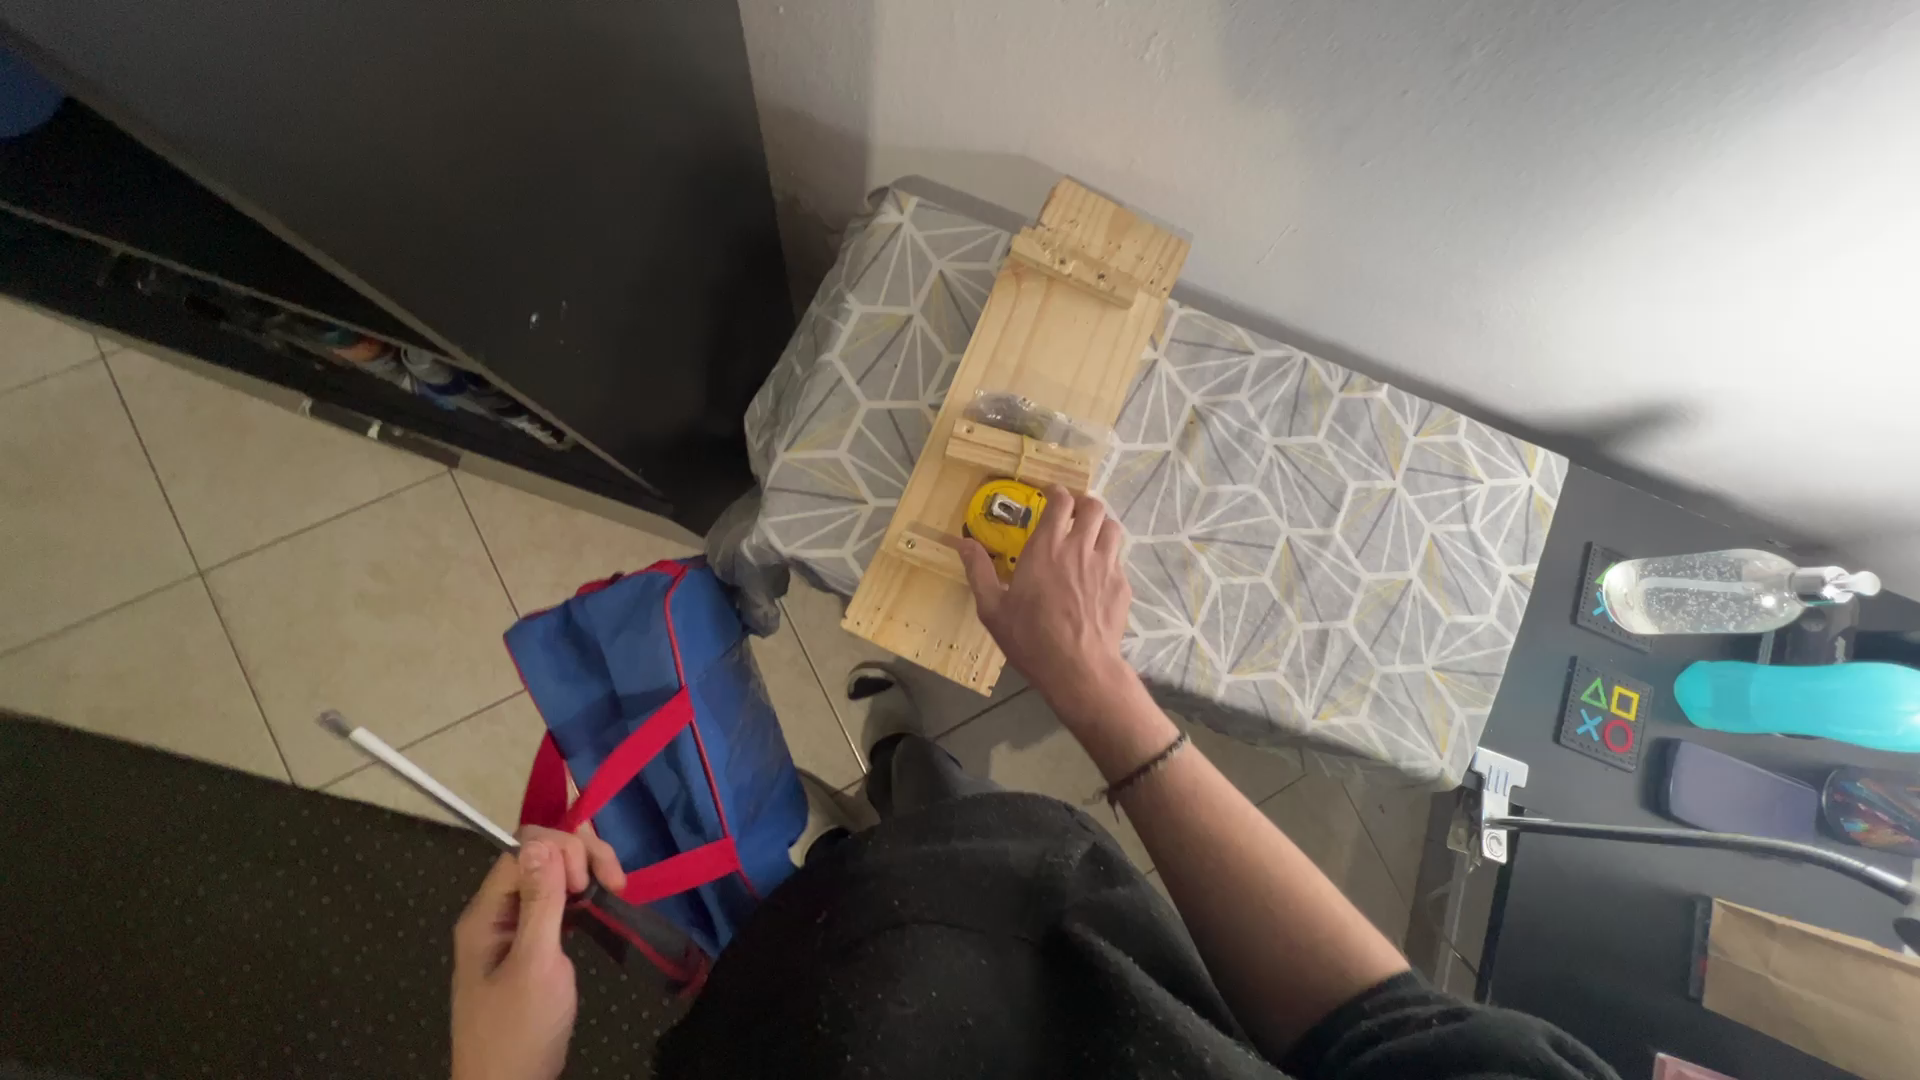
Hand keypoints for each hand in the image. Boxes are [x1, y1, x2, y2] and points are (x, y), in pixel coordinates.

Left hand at [450, 826, 626, 1079]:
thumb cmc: (520, 1029)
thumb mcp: (535, 963)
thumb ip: (540, 901)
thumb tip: (540, 840)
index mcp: (486, 913)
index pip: (524, 848)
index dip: (562, 851)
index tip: (589, 884)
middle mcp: (498, 911)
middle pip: (541, 852)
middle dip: (582, 854)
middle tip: (613, 884)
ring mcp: (516, 925)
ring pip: (554, 870)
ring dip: (588, 869)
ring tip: (615, 890)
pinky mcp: (535, 938)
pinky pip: (560, 896)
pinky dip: (585, 891)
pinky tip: (603, 901)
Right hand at [960, 484, 1134, 711]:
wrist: (1079, 670)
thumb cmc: (1030, 639)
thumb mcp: (993, 609)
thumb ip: (978, 571)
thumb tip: (962, 542)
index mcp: (1046, 548)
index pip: (1061, 502)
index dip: (1057, 493)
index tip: (1051, 495)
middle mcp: (1079, 548)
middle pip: (1093, 507)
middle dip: (1083, 504)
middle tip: (1073, 514)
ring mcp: (1106, 566)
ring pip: (1113, 528)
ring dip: (1101, 527)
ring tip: (1090, 538)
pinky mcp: (1122, 586)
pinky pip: (1119, 560)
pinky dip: (1109, 558)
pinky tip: (1098, 575)